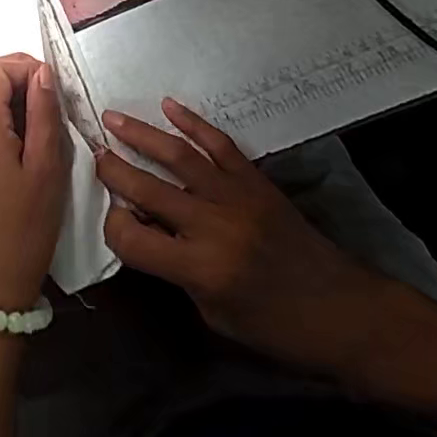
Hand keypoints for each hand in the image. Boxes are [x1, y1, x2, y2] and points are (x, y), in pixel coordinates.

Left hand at [0, 53, 68, 312]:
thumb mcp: (47, 166)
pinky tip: (26, 132)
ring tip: (42, 116)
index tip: (54, 88)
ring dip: (9, 91)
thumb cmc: (28, 224)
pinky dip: (1, 110)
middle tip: (50, 96)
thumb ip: (43, 113)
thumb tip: (42, 72)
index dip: (26, 67)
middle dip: (16, 73)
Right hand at [97, 99, 391, 375]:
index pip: (131, 238)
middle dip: (114, 168)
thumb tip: (148, 231)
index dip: (114, 227)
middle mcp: (213, 225)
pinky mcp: (257, 181)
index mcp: (200, 268)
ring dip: (142, 135)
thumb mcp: (214, 313)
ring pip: (179, 157)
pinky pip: (219, 144)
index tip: (114, 220)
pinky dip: (193, 123)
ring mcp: (237, 196)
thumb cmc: (276, 327)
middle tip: (93, 151)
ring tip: (114, 119)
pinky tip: (170, 108)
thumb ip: (175, 270)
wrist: (343, 310)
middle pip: (148, 189)